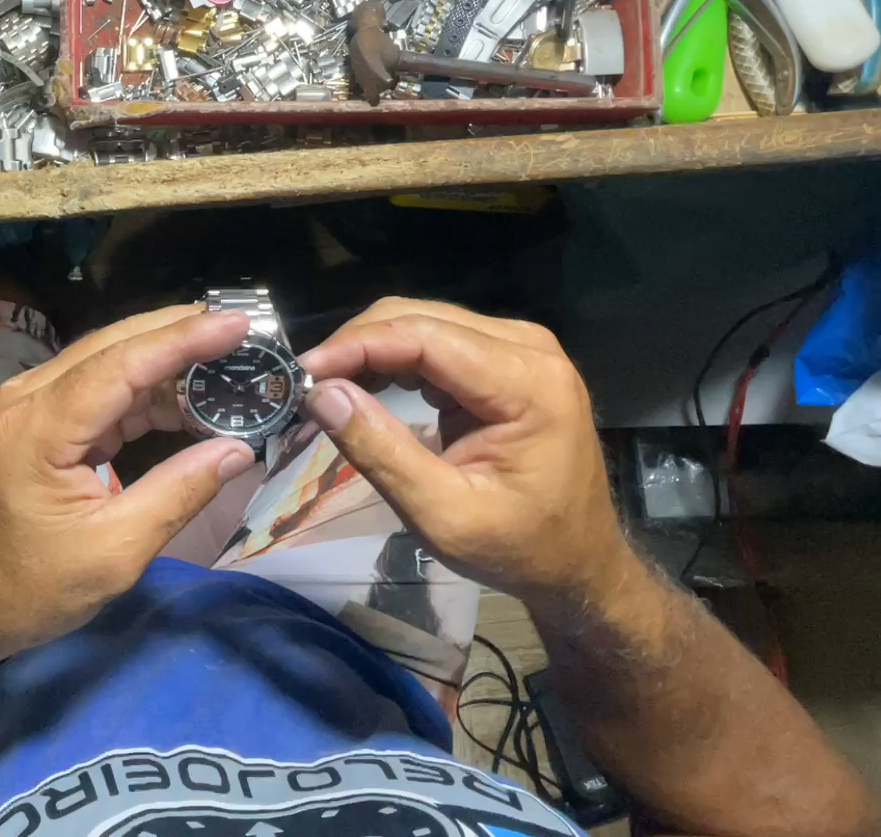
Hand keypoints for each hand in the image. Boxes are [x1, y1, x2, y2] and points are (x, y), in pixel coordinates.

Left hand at [0, 306, 256, 684]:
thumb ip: (178, 492)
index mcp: (36, 429)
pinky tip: (186, 400)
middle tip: (241, 330)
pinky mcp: (39, 420)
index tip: (237, 323)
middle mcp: (27, 399)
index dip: (182, 339)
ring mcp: (29, 405)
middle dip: (179, 333)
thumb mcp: (115, 551)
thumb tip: (238, 450)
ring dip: (166, 362)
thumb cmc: (32, 588)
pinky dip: (144, 391)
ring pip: (107, 362)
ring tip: (227, 365)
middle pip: (112, 347)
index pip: (120, 365)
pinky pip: (98, 389)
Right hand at [297, 298, 633, 607]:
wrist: (576, 562)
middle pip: (420, 317)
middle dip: (356, 344)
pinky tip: (363, 387)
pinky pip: (432, 340)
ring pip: (420, 322)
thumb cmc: (518, 548)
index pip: (425, 336)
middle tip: (308, 384)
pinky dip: (390, 359)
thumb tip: (320, 394)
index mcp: (528, 384)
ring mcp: (517, 348)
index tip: (303, 371)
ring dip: (368, 350)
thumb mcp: (442, 515)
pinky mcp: (501, 359)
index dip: (357, 345)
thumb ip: (381, 452)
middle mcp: (527, 348)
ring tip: (329, 388)